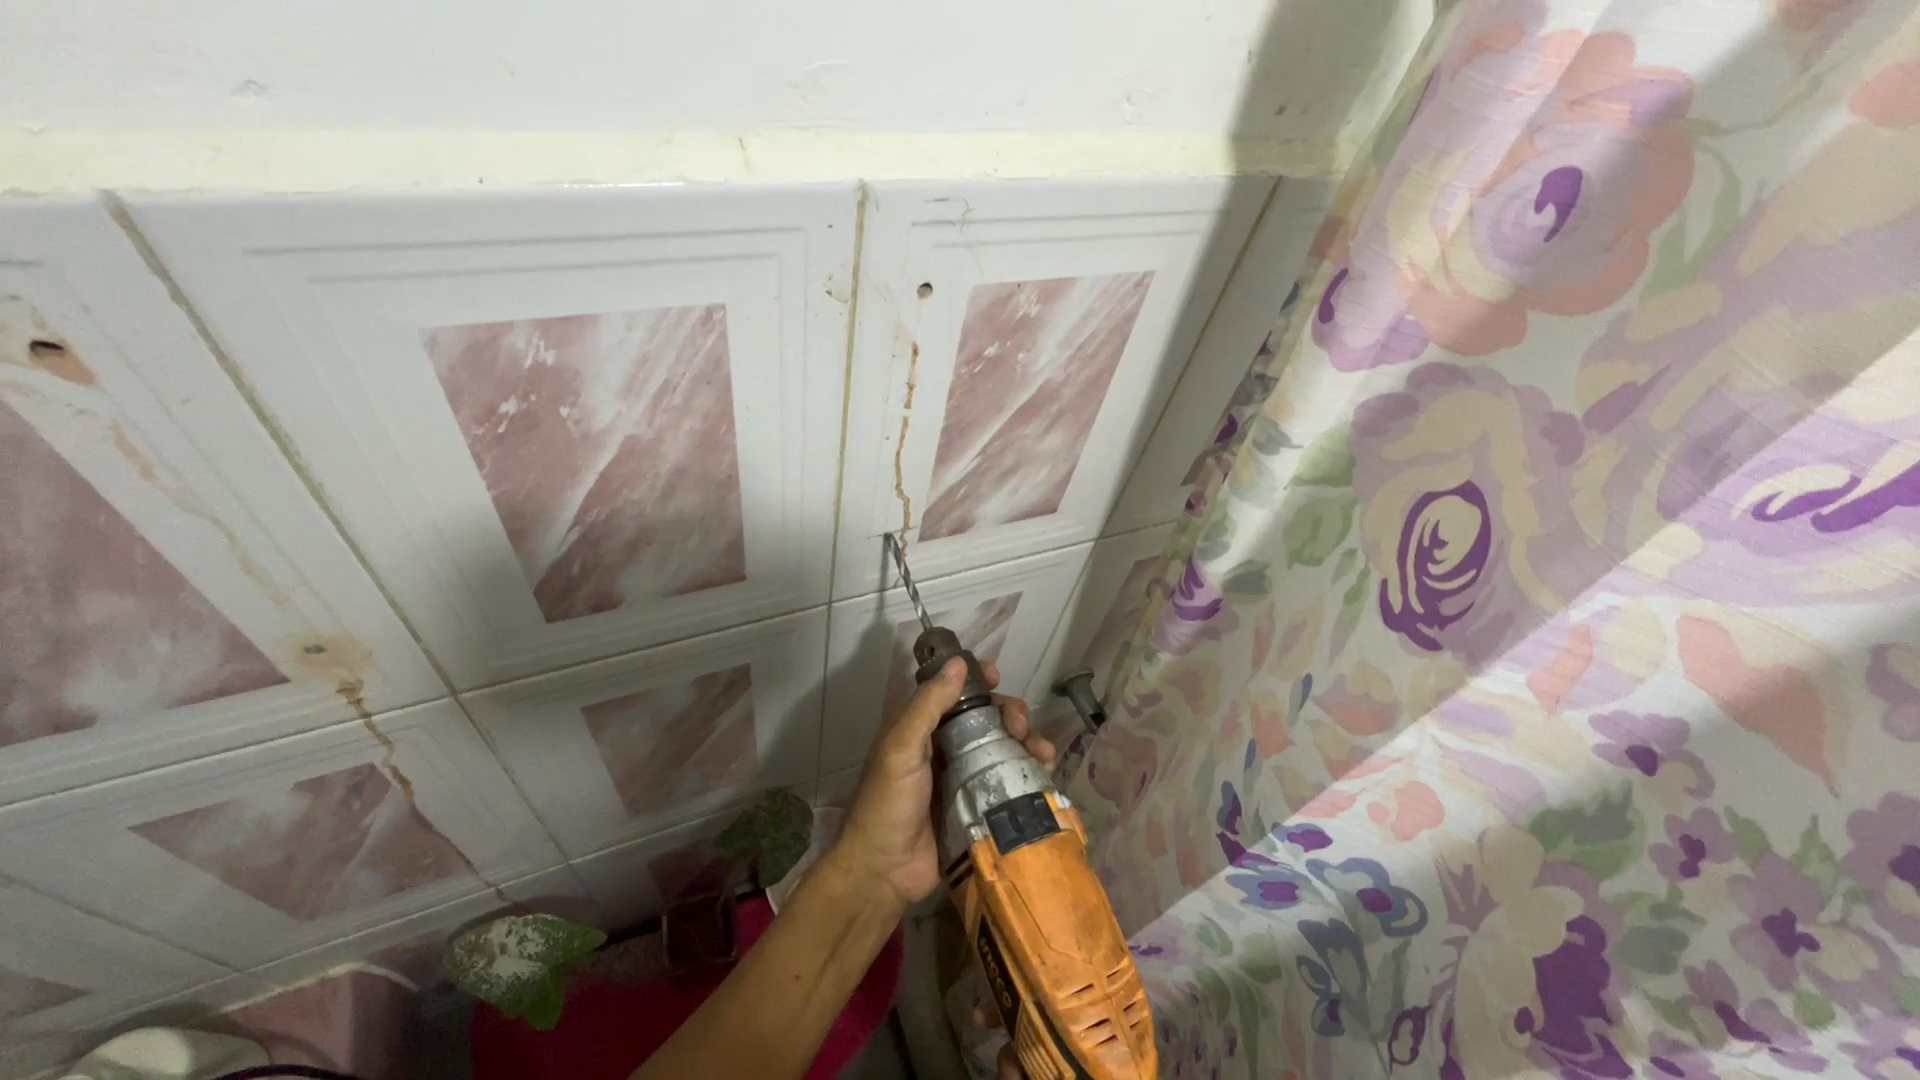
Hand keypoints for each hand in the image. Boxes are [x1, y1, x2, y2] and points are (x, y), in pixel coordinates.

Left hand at [831, 656, 1057, 908]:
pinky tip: (1045, 771)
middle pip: (987, 718)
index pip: (954, 692)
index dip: (977, 680)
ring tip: (1041, 752)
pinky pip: (1010, 779)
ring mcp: (965, 777)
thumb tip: (960, 662)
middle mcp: (945, 747)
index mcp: (921, 728)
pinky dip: (1030, 771)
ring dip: (1027, 741)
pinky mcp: (981, 805)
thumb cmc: (887, 804)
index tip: (998, 677)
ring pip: (1004, 747)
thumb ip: (928, 705)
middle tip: (1019, 726)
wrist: (885, 871)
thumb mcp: (901, 748)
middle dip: (1010, 713)